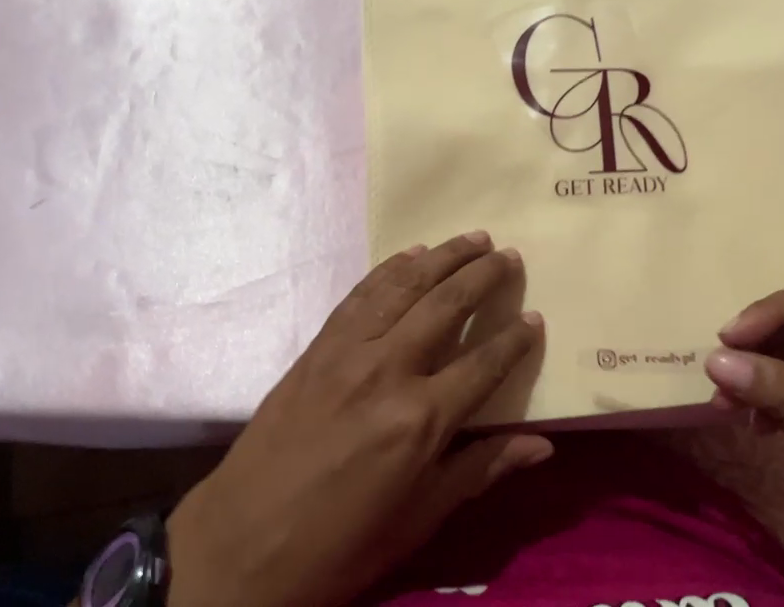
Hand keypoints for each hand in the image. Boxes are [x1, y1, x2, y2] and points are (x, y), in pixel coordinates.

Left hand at [165, 233, 549, 606]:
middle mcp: (388, 371)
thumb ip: (481, 470)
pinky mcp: (317, 347)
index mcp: (421, 420)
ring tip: (472, 238)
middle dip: (483, 276)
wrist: (241, 545)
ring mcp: (347, 352)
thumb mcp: (419, 517)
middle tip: (509, 255)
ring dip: (442, 257)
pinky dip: (389, 269)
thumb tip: (541, 444)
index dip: (515, 339)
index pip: (484, 363)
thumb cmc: (341, 543)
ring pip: (404, 286)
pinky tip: (410, 256)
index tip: (535, 316)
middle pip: (446, 306)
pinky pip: (361, 295)